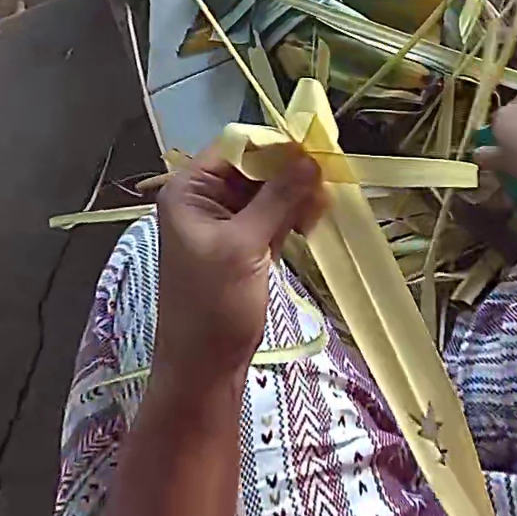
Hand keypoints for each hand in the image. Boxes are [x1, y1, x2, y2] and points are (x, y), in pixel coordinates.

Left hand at [153, 149, 325, 389]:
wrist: (205, 370)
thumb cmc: (213, 305)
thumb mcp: (245, 246)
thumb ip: (277, 199)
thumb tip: (310, 160)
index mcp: (190, 190)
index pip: (234, 148)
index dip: (272, 145)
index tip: (312, 147)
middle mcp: (205, 198)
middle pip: (252, 168)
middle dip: (288, 171)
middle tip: (326, 175)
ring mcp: (225, 221)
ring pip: (266, 191)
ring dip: (294, 194)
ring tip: (325, 199)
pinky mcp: (244, 242)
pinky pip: (271, 215)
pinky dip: (292, 214)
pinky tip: (315, 217)